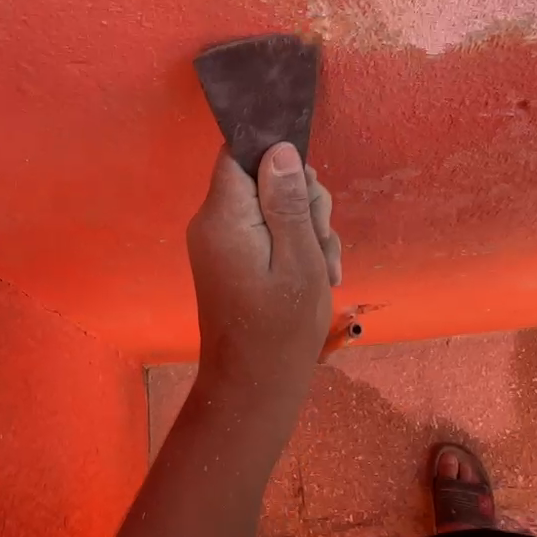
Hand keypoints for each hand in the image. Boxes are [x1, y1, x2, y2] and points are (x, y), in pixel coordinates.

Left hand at [186, 143, 341, 403]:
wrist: (255, 389)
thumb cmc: (282, 327)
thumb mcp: (298, 259)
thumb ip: (288, 201)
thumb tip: (280, 148)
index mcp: (224, 215)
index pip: (239, 152)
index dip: (276, 154)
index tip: (307, 185)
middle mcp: (214, 220)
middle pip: (263, 177)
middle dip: (302, 201)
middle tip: (321, 242)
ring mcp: (222, 240)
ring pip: (272, 204)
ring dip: (306, 228)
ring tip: (323, 268)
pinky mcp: (232, 256)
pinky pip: (267, 231)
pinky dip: (295, 246)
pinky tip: (317, 275)